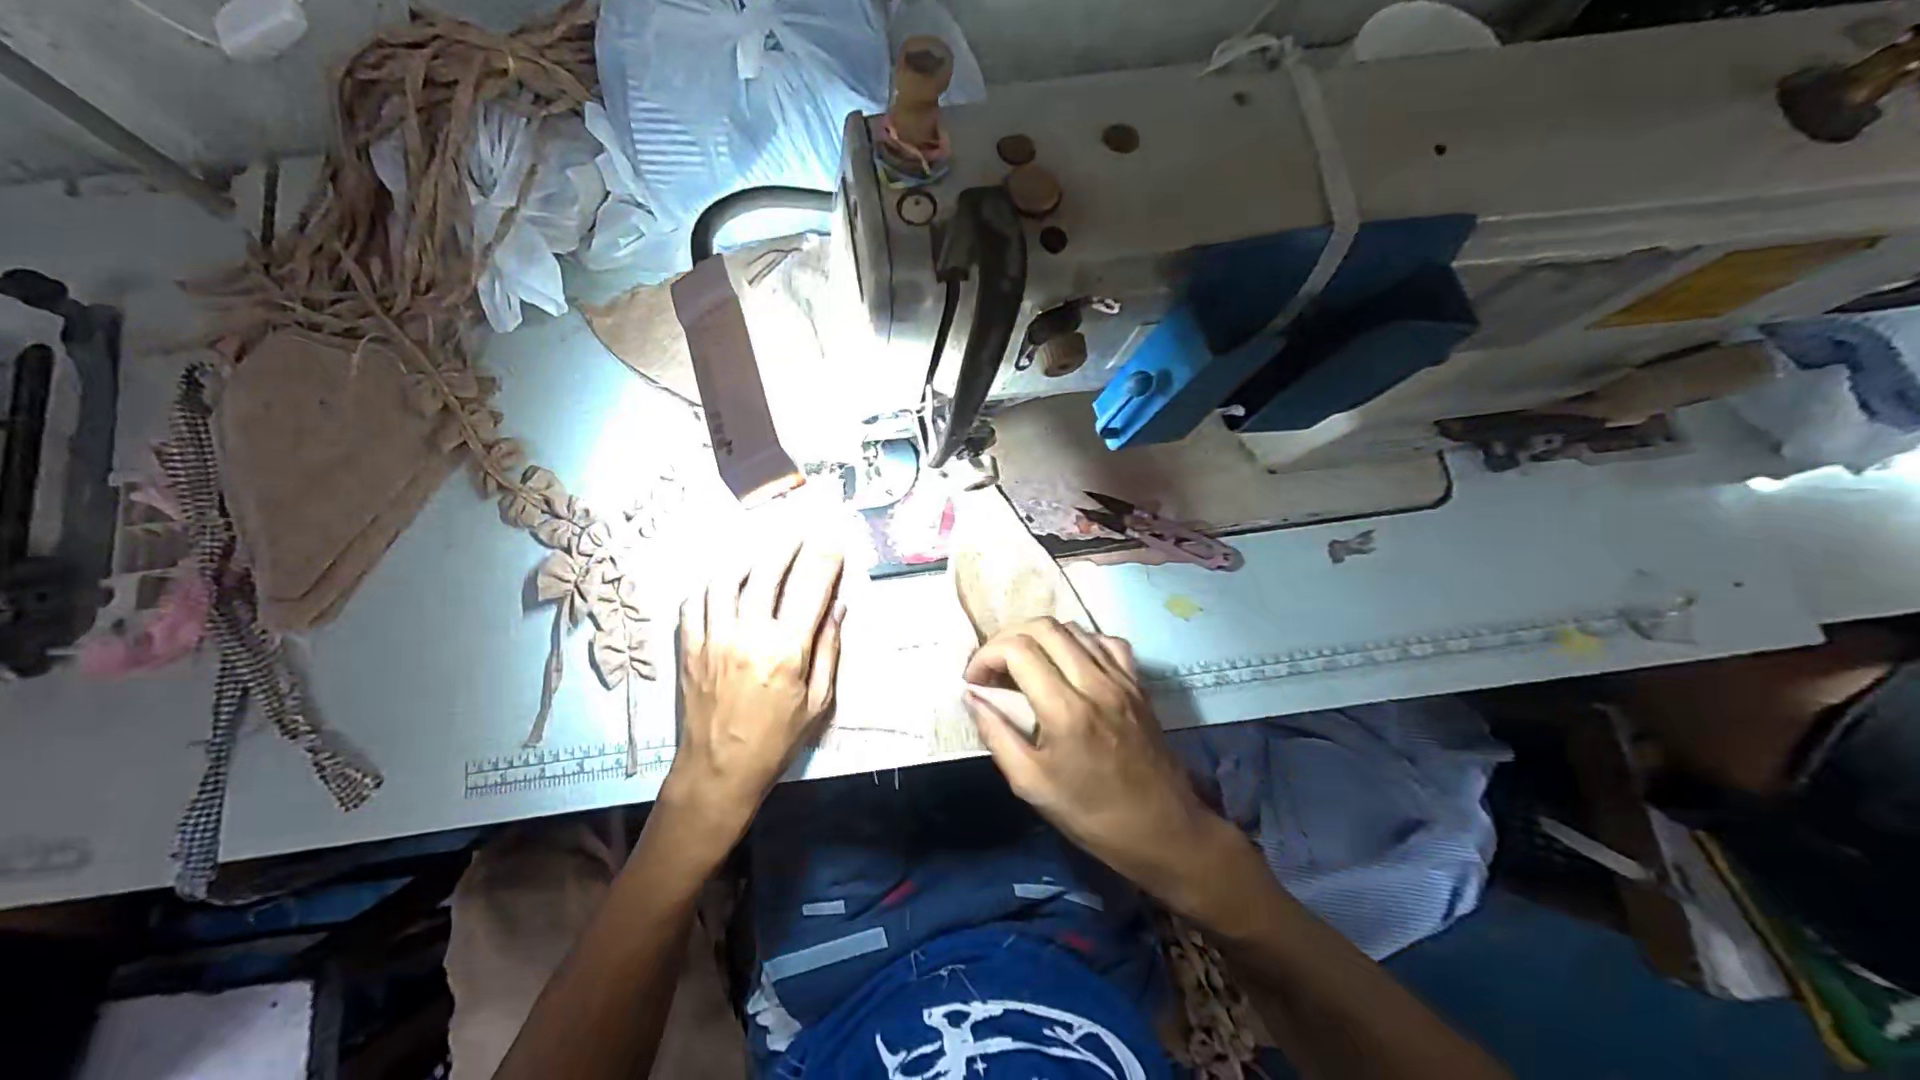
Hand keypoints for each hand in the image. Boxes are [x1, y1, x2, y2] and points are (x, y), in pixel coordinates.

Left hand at [662, 539, 845, 840]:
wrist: (719, 771)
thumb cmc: (777, 740)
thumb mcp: (819, 701)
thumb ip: (829, 649)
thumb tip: (838, 608)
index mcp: (786, 650)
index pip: (809, 588)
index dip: (824, 557)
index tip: (834, 538)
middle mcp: (748, 636)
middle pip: (766, 572)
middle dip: (787, 544)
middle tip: (799, 532)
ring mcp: (713, 639)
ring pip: (725, 580)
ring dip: (746, 558)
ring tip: (760, 550)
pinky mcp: (689, 648)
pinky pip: (693, 602)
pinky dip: (709, 585)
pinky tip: (723, 582)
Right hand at [963, 618, 1230, 902]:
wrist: (1163, 830)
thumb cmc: (1091, 814)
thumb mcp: (1031, 784)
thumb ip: (996, 734)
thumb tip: (972, 697)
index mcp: (1065, 710)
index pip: (1018, 650)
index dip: (986, 656)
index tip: (974, 680)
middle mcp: (1095, 683)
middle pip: (1044, 627)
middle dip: (1007, 638)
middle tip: (992, 667)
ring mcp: (1122, 679)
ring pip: (1074, 628)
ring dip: (1040, 637)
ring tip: (1023, 664)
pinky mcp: (1138, 683)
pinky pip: (1105, 642)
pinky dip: (1078, 642)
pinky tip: (1067, 663)